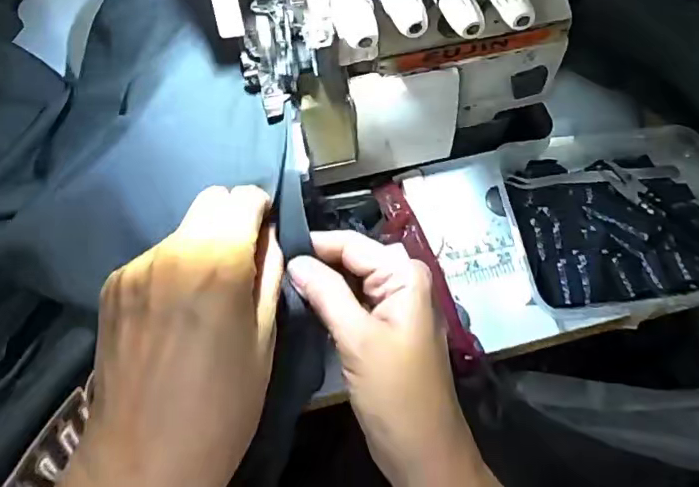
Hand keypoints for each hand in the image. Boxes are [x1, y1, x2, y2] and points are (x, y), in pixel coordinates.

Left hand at [68, 185, 281, 486]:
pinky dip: (171, 270)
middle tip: (239, 261)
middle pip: (211, 200)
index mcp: (217, 260)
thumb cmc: (219, 407)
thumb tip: (267, 237)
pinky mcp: (113, 285)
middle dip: (231, 219)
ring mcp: (137, 266)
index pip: (245, 197)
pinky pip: (156, 257)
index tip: (265, 233)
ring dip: (200, 246)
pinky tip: (171, 313)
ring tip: (202, 296)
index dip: (261, 210)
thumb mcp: (264, 339)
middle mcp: (173, 249)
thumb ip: (269, 273)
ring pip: (183, 229)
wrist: (139, 465)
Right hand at [287, 231, 499, 486]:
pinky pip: (355, 302)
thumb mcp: (357, 340)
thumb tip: (295, 260)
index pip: (352, 244)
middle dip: (317, 263)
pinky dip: (332, 303)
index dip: (315, 245)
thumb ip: (326, 294)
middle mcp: (404, 280)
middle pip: (352, 259)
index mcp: (404, 273)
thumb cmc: (395, 393)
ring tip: (282, 283)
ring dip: (322, 283)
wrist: (424, 453)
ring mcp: (397, 304)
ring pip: (351, 281)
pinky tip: (305, 306)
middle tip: (274, 267)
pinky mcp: (387, 327)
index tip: (276, 248)